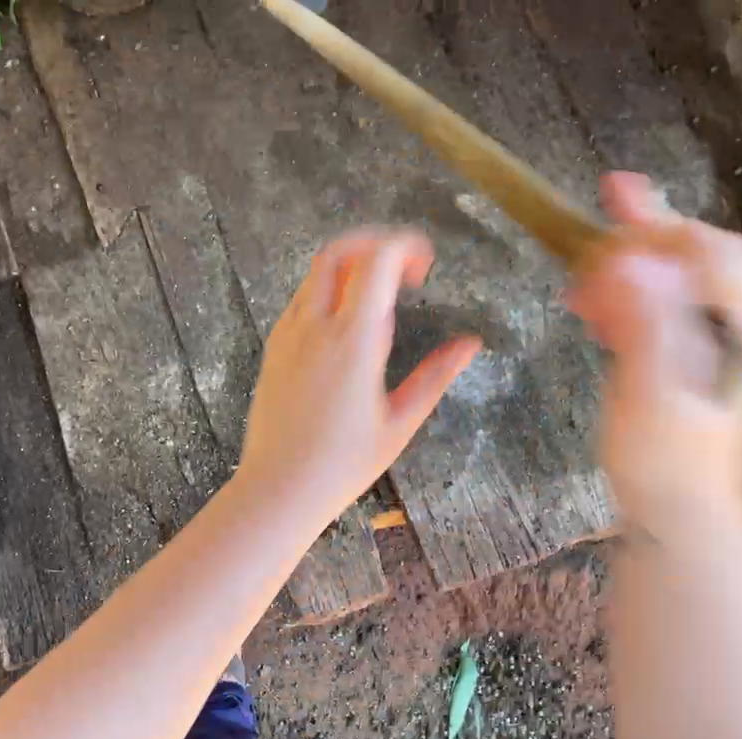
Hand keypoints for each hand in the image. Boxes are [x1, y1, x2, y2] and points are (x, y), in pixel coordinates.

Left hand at [238, 228, 480, 526]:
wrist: (278, 489)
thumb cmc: (342, 465)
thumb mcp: (399, 423)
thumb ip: (434, 377)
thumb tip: (470, 345)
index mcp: (352, 340)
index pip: (377, 260)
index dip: (406, 246)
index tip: (425, 267)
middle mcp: (313, 328)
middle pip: (337, 252)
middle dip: (373, 245)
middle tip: (401, 273)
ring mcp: (286, 338)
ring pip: (314, 277)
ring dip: (348, 271)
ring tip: (376, 305)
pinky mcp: (271, 353)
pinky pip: (297, 304)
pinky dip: (323, 296)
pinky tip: (342, 329)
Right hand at [570, 173, 741, 536]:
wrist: (681, 510)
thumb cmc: (663, 462)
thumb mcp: (649, 394)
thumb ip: (647, 321)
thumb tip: (629, 257)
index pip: (713, 252)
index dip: (653, 231)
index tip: (602, 210)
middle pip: (709, 253)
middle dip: (642, 250)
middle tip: (584, 254)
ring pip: (699, 270)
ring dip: (639, 272)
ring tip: (585, 290)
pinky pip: (696, 294)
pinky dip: (650, 294)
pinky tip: (610, 308)